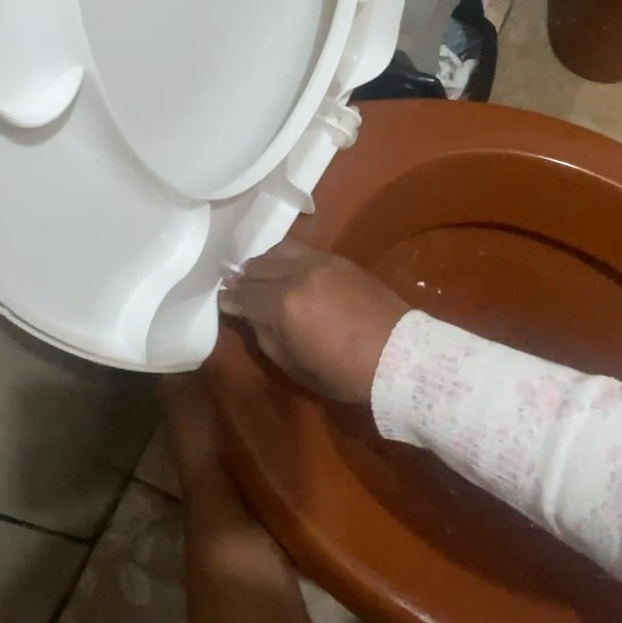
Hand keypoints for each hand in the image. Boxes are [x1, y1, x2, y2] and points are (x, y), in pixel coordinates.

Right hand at [218, 242, 409, 403]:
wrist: (398, 355)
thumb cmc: (345, 372)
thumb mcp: (295, 365)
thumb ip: (267, 336)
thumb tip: (253, 317)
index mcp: (283, 306)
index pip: (244, 296)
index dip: (230, 301)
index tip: (224, 303)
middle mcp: (297, 275)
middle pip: (257, 269)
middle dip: (244, 281)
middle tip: (239, 290)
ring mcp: (320, 263)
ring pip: (278, 252)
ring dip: (264, 264)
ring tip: (261, 276)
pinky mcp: (339, 259)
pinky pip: (302, 250)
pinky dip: (287, 258)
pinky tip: (287, 270)